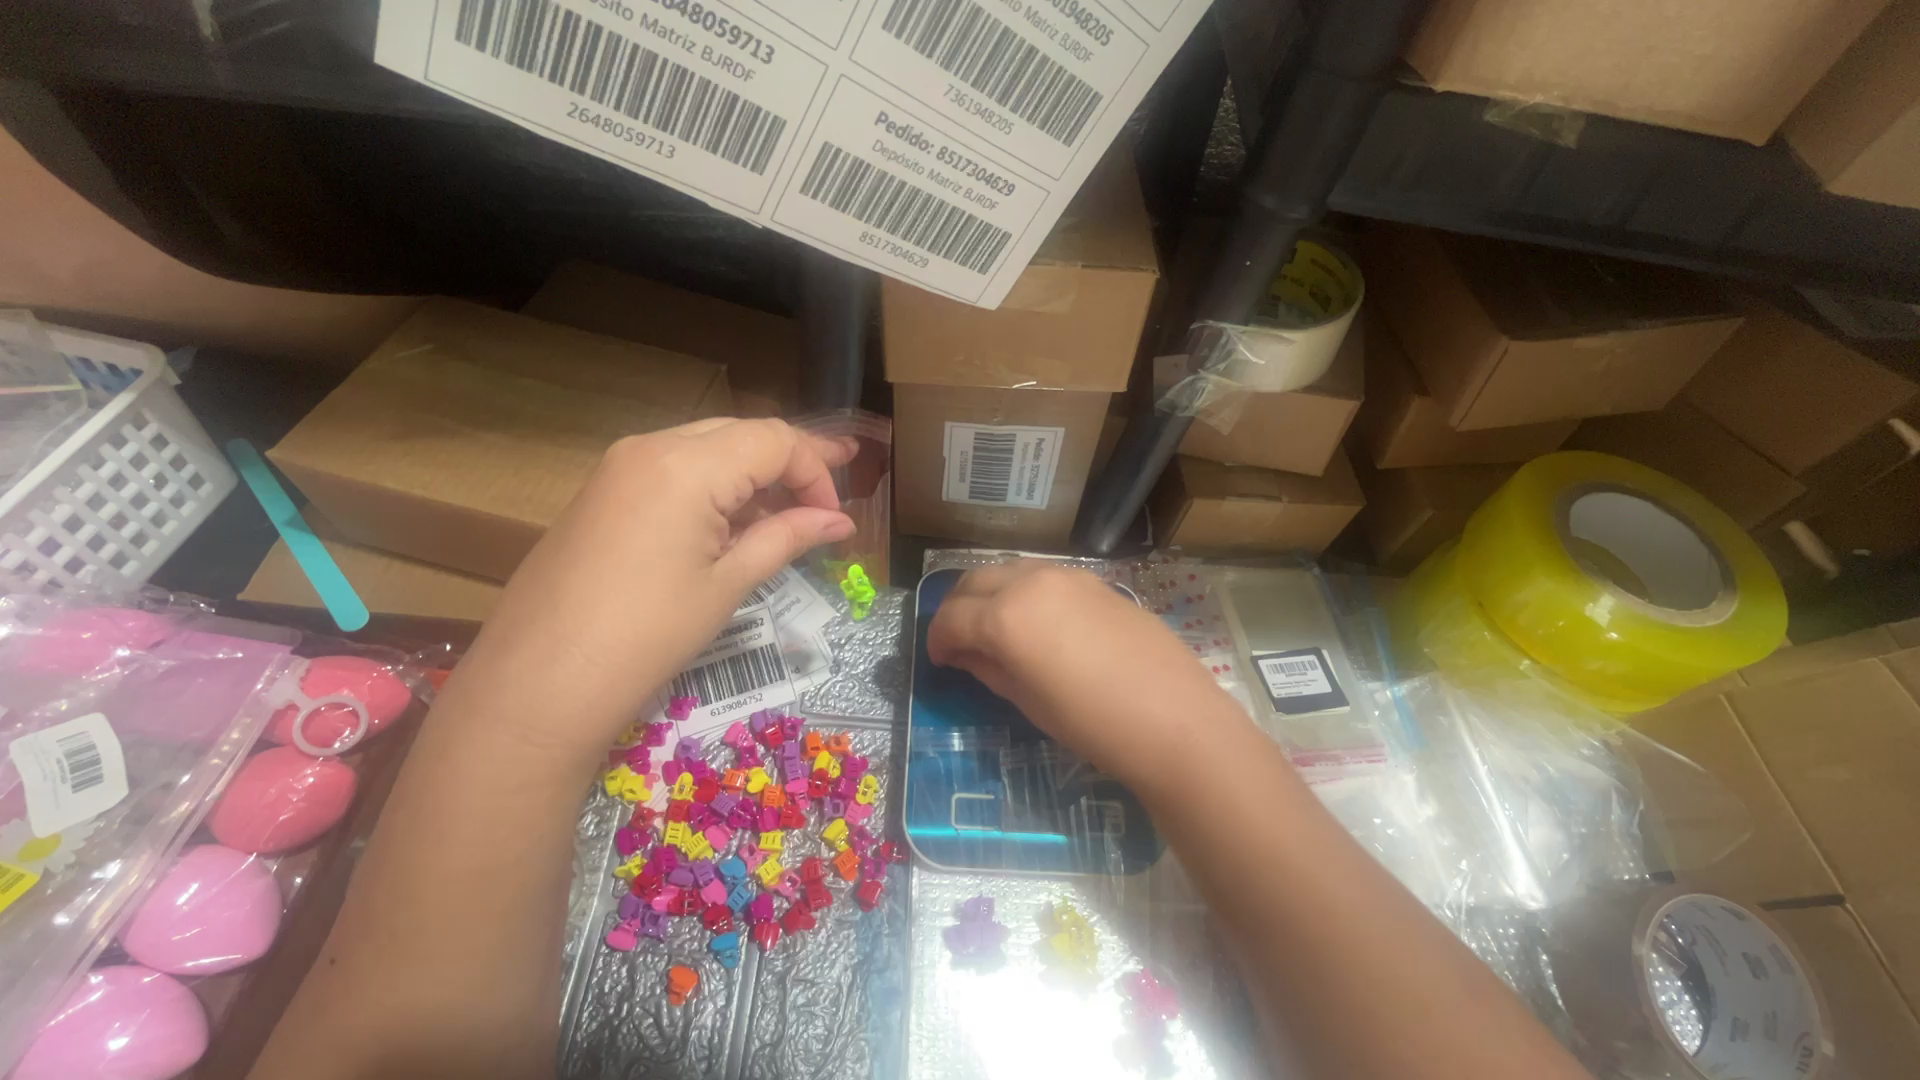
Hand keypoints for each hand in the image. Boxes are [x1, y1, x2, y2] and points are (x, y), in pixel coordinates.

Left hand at [441, 418, 857, 761]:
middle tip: (831, 496)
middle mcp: (652, 446)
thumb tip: (840, 522)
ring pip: (708, 447)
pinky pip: (674, 468)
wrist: (539, 681)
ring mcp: (620, 465)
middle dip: (791, 462)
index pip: (775, 439)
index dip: (817, 471)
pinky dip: (714, 486)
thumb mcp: (727, 584)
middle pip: (742, 433)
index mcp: (687, 464)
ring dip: (753, 474)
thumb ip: (787, 538)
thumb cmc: (647, 635)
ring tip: (789, 514)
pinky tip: (733, 523)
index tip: (835, 519)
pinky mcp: (604, 489)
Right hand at [925, 562, 1244, 793]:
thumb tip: (966, 654)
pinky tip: (1036, 623)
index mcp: (1004, 616)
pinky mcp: (1095, 581)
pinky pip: (1043, 577)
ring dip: (990, 595)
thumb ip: (989, 668)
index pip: (951, 618)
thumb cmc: (1092, 723)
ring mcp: (1066, 576)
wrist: (1174, 718)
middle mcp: (1029, 582)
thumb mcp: (1028, 701)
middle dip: (957, 609)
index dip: (937, 640)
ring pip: (1009, 571)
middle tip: (960, 643)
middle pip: (974, 582)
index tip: (940, 661)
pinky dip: (1024, 592)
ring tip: (994, 630)